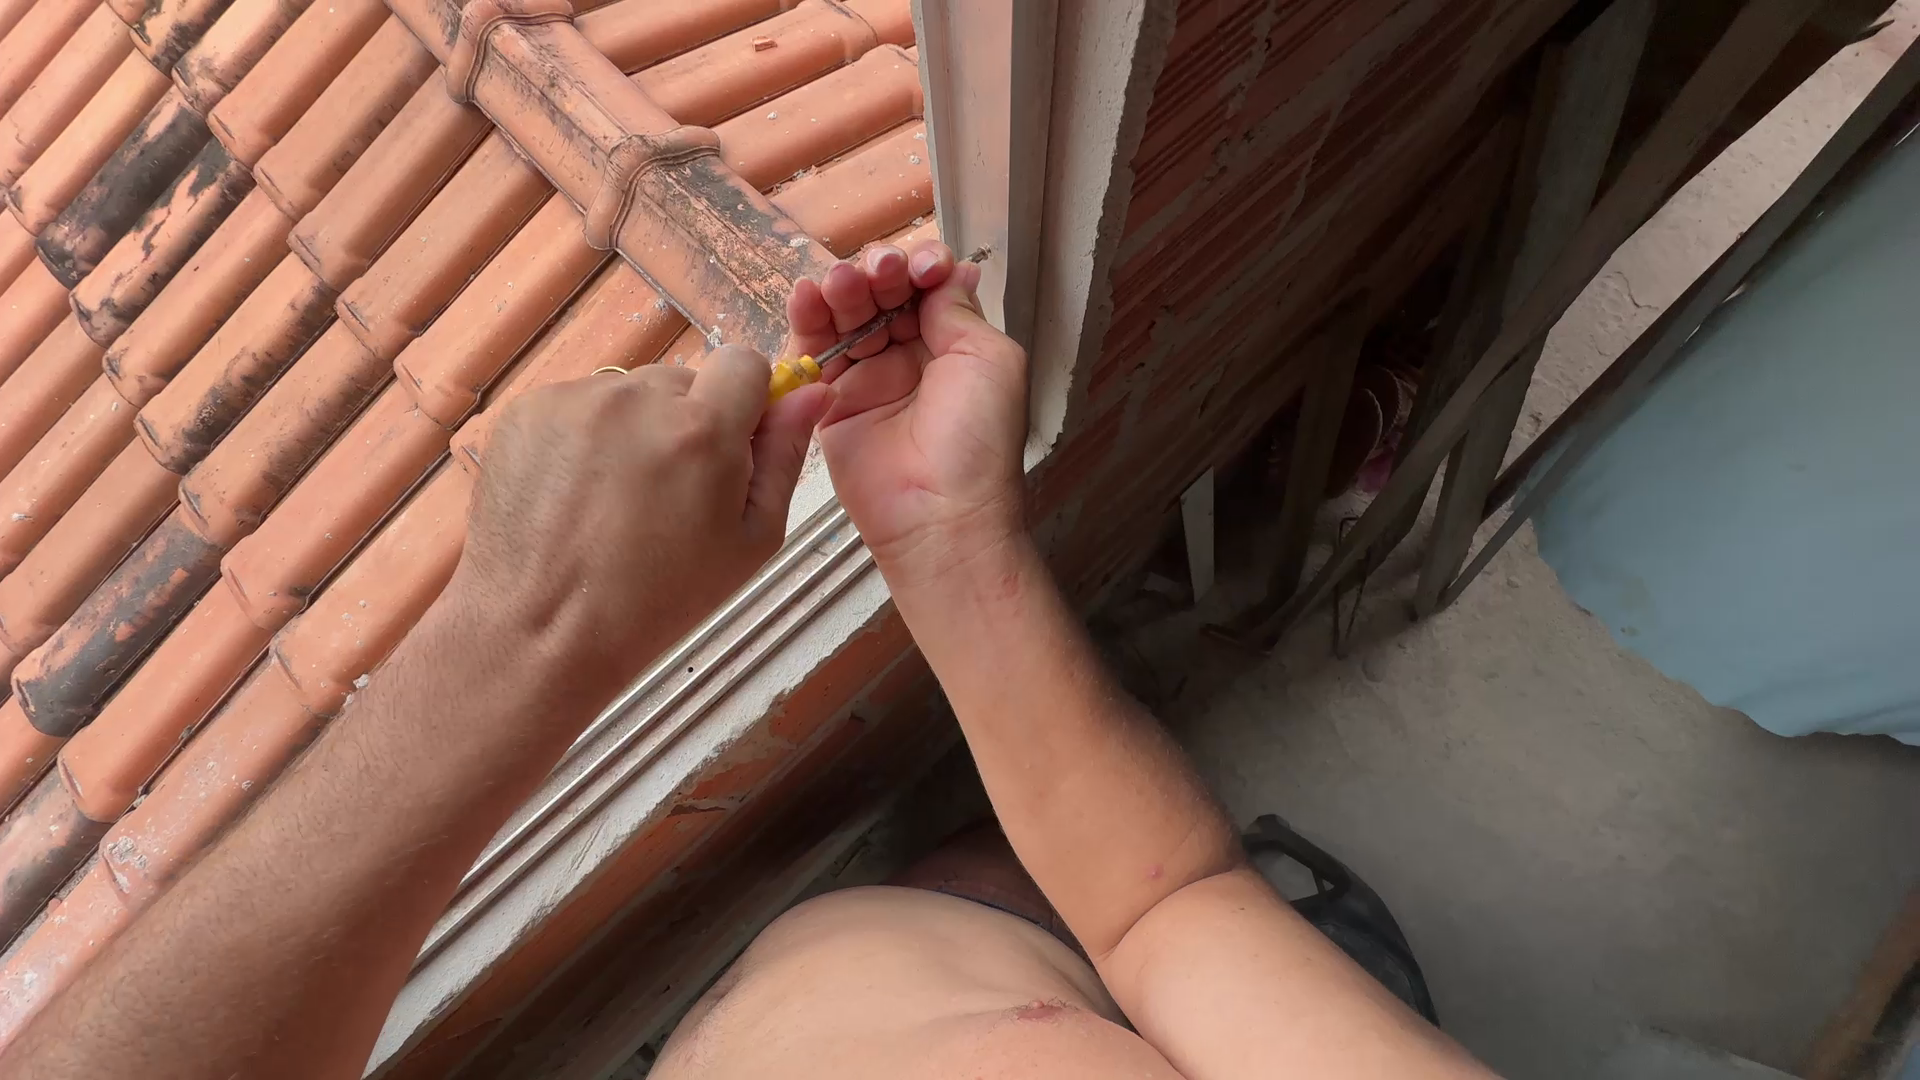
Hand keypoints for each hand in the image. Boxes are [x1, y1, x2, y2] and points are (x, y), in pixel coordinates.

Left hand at [450, 346, 832, 695]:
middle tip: (675, 492)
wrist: (543, 628)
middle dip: (693, 421)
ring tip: (621, 498)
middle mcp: (637, 396)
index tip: (735, 448)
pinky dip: (592, 438)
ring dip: (642, 429)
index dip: (749, 401)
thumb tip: (812, 392)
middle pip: (688, 381)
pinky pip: (583, 405)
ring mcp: (574, 398)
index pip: (745, 362)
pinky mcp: (526, 409)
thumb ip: (784, 456)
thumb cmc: (665, 597)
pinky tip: (581, 494)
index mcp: (702, 429)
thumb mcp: (753, 539)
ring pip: (634, 393)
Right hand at [792, 241, 1029, 588]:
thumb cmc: (977, 443)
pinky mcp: (831, 403)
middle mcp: (911, 359)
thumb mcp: (991, 362)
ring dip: (842, 288)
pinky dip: (807, 318)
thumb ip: (960, 312)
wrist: (939, 515)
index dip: (920, 267)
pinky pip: (814, 351)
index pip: (927, 289)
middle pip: (883, 295)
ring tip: (841, 284)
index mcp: (954, 348)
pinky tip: (808, 295)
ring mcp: (869, 380)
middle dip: (879, 273)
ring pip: (847, 315)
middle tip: (879, 275)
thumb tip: (948, 272)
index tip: (922, 267)